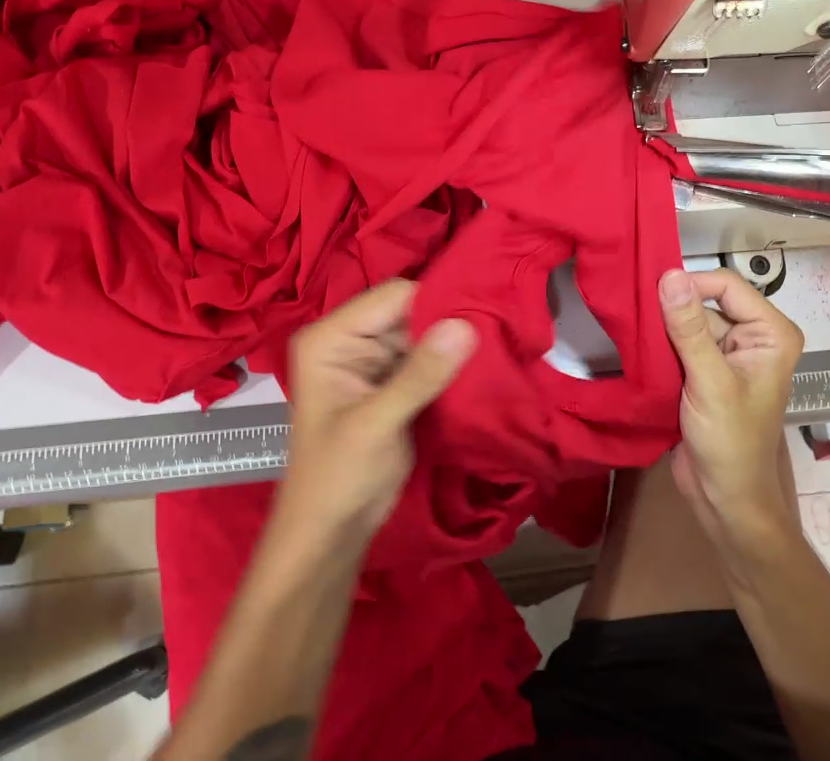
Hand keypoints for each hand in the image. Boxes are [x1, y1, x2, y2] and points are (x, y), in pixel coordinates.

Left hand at [277, 280, 476, 538]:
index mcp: (331, 338)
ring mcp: (374, 361)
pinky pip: (430, 359)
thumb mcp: (376, 425)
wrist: (332, 531)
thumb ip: (419, 375)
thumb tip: (465, 325)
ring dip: (456, 343)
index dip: (437, 302)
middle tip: (498, 330)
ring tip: (497, 346)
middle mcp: (351, 339)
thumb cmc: (337, 478)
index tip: (484, 314)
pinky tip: (482, 366)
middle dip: (450, 321)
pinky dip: (453, 364)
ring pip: (426, 334)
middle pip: (412, 311)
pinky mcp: (395, 383)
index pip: (394, 297)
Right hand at [658, 268, 804, 541]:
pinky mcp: (706, 372)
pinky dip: (661, 347)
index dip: (690, 284)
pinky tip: (638, 348)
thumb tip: (669, 275)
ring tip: (633, 331)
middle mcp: (754, 337)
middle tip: (634, 312)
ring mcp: (729, 355)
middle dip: (673, 309)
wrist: (725, 498)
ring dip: (662, 330)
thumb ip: (689, 329)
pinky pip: (680, 345)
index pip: (727, 286)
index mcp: (771, 333)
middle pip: (706, 302)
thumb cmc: (730, 442)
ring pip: (689, 323)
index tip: (650, 293)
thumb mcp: (709, 382)